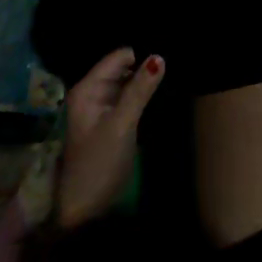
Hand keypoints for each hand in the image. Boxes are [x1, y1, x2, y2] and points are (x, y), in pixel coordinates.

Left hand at [55, 48, 164, 230]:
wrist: (87, 208)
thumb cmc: (100, 163)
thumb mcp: (122, 124)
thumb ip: (140, 90)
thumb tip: (159, 56)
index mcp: (88, 88)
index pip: (119, 56)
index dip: (142, 53)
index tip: (169, 53)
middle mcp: (94, 92)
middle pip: (124, 66)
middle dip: (145, 64)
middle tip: (174, 62)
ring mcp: (104, 106)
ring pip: (129, 81)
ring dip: (146, 78)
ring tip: (173, 71)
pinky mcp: (115, 120)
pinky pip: (131, 96)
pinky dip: (144, 92)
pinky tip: (163, 89)